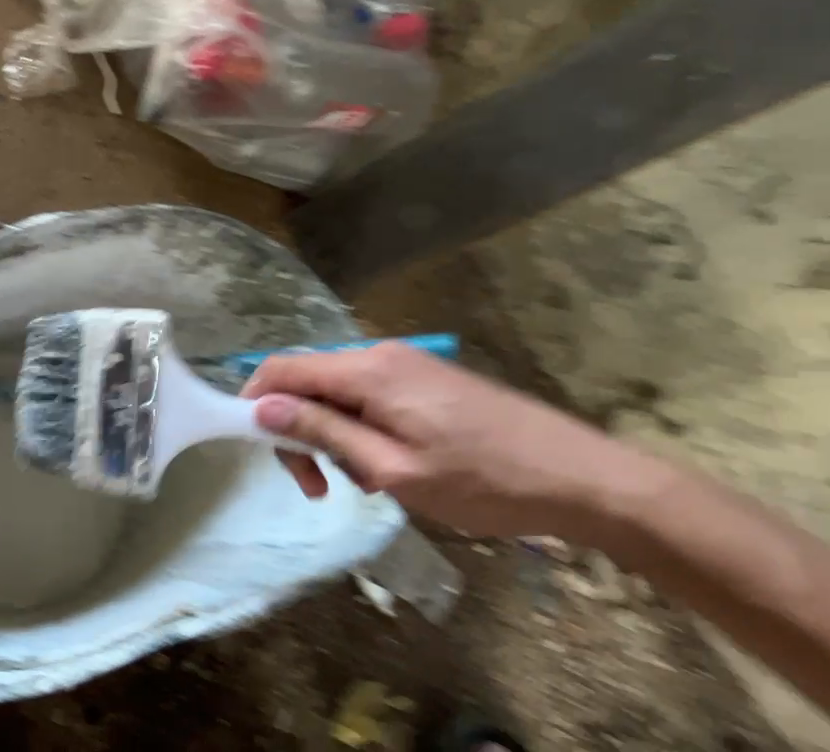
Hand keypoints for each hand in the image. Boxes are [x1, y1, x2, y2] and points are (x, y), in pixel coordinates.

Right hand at [243, 343, 641, 537]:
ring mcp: (407, 365)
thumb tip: (260, 409)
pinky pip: (368, 397)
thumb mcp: (393, 469)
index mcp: (368, 372)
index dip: (254, 403)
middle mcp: (381, 355)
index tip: (260, 452)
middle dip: (298, 431)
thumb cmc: (486, 483)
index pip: (281, 369)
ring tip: (363, 483)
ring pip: (337, 393)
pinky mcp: (427, 380)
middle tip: (319, 488)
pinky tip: (388, 466)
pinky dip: (360, 430)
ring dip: (332, 436)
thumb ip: (323, 434)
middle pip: (307, 382)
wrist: (590, 482)